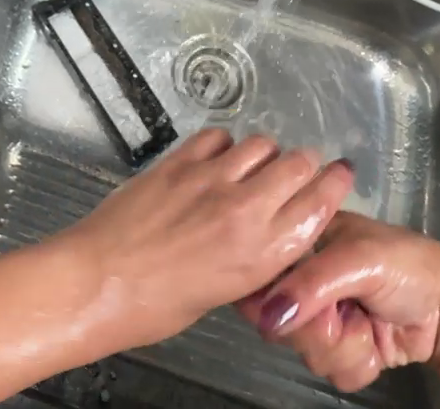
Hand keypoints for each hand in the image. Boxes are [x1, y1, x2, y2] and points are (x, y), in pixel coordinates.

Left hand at [48, 129, 355, 351]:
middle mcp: (245, 210)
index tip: (339, 174)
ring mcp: (211, 179)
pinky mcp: (180, 161)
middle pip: (297, 164)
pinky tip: (215, 157)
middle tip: (295, 169)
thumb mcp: (224, 292)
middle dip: (302, 165)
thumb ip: (254, 256)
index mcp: (262, 253)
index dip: (334, 184)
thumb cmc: (156, 304)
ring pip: (260, 144)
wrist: (99, 281)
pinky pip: (217, 136)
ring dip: (263, 153)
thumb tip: (264, 231)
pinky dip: (223, 143)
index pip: (318, 205)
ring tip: (250, 164)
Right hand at [235, 212, 439, 392]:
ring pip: (306, 352)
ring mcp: (324, 318)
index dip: (267, 296)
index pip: (259, 273)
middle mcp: (305, 281)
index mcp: (300, 244)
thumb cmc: (404, 263)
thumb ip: (311, 284)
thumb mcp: (357, 260)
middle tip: (345, 313)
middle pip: (279, 320)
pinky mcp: (344, 351)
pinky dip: (357, 365)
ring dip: (343, 347)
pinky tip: (375, 346)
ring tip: (367, 324)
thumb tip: (269, 318)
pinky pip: (331, 373)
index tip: (289, 306)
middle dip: (317, 327)